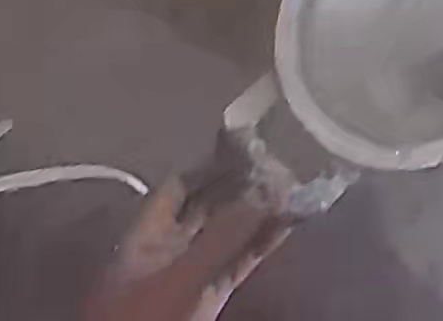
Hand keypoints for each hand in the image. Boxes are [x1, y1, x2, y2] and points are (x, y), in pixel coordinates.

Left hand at [83, 178, 288, 320]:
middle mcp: (167, 249)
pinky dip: (264, 241)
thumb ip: (223, 234)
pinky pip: (240, 260)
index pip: (179, 185)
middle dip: (245, 185)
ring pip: (229, 233)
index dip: (213, 164)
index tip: (252, 146)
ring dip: (261, 213)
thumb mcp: (180, 280)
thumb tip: (271, 186)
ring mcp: (189, 274)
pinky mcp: (209, 296)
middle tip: (284, 163)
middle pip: (209, 205)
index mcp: (145, 237)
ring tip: (297, 189)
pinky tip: (291, 222)